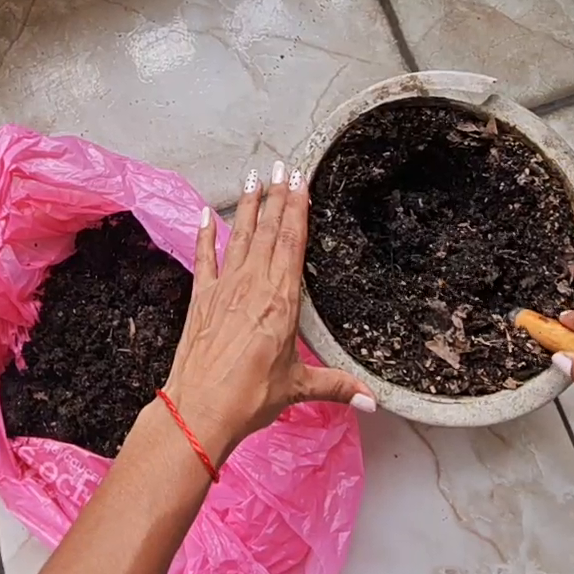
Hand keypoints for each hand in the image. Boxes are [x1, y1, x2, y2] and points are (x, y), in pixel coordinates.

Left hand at [162, 163, 374, 464]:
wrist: (200, 408)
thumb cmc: (252, 396)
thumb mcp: (298, 387)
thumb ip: (336, 386)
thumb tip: (373, 402)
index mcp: (281, 299)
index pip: (292, 242)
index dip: (296, 208)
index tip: (299, 181)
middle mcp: (254, 284)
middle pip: (268, 231)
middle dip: (276, 196)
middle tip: (280, 165)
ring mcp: (225, 287)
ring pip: (239, 235)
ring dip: (247, 205)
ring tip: (253, 177)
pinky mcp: (202, 297)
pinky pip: (204, 257)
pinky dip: (204, 234)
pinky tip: (205, 213)